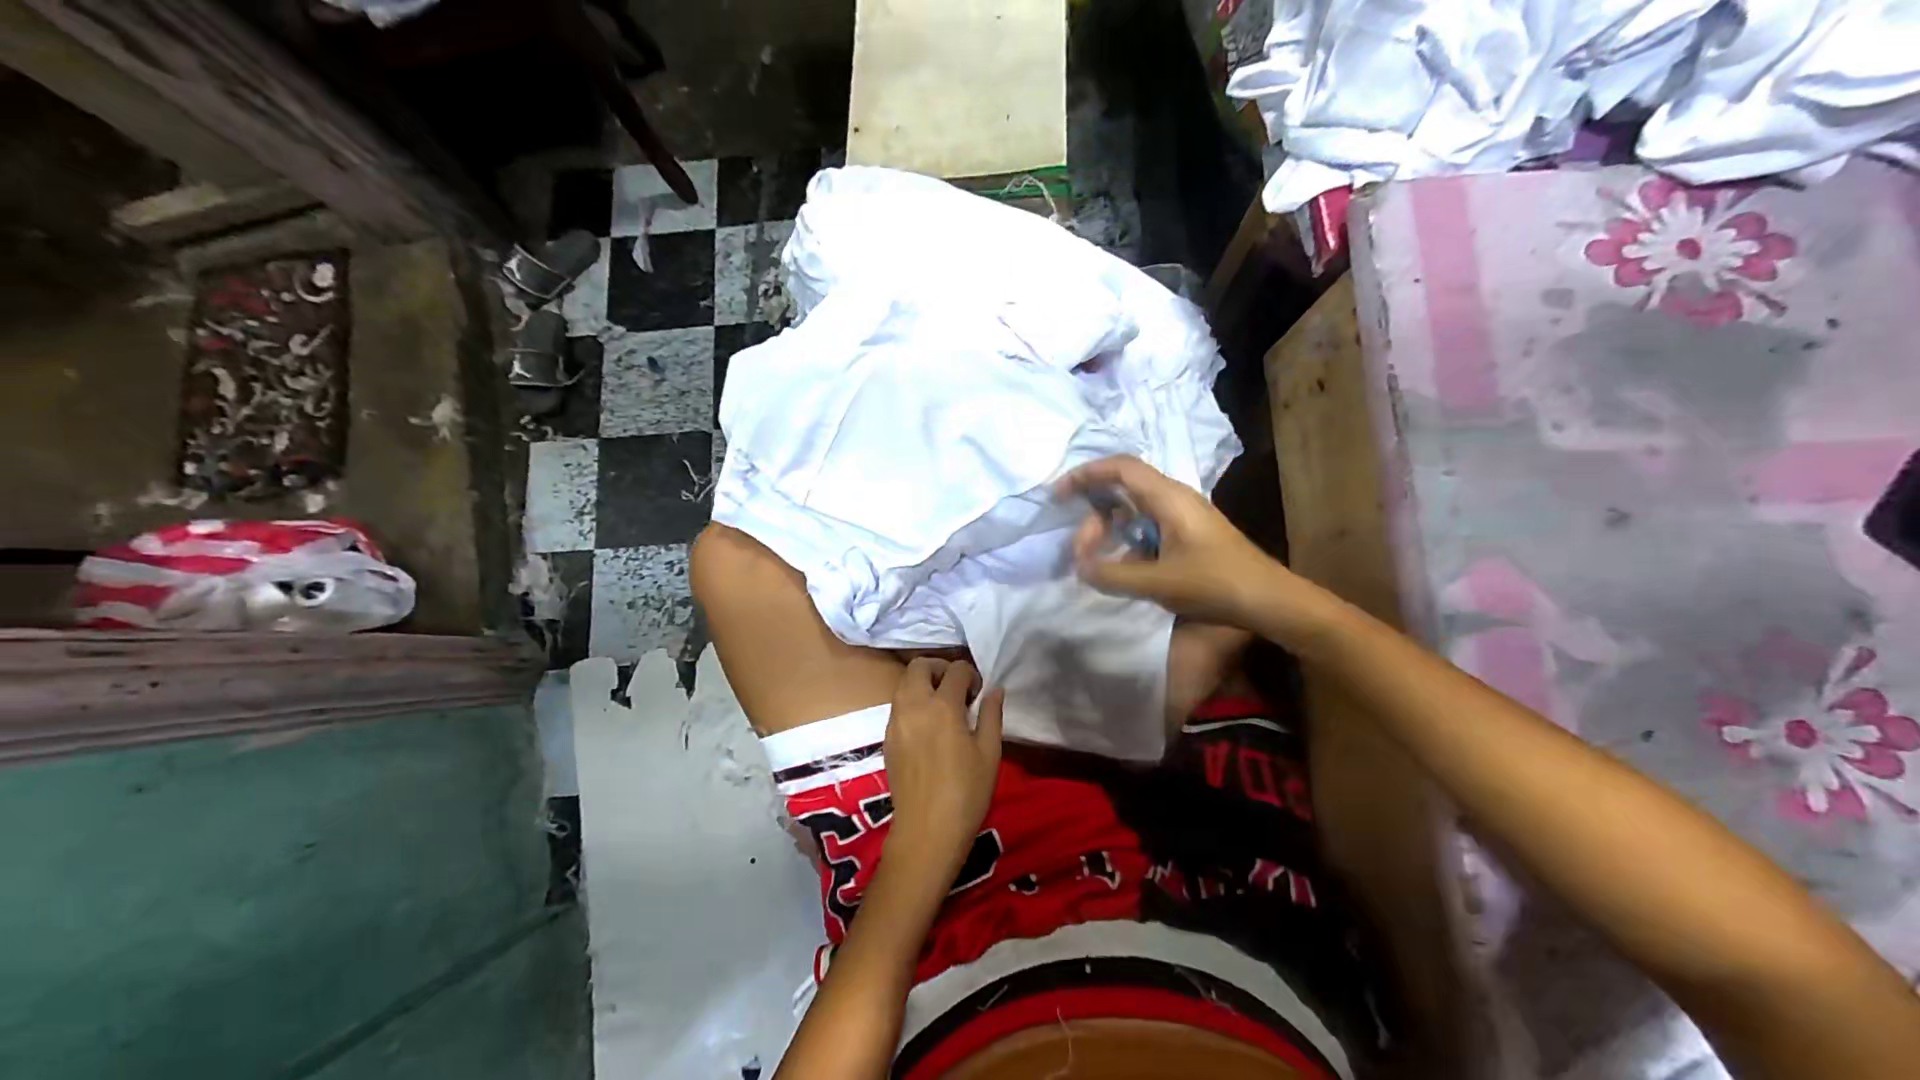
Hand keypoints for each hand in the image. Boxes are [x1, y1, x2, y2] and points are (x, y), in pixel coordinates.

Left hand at [882, 659, 1004, 879]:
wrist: (927, 831)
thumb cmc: (966, 792)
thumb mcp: (989, 753)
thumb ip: (991, 715)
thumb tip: (994, 690)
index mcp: (942, 706)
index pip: (955, 671)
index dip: (971, 675)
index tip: (979, 693)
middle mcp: (913, 706)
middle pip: (919, 666)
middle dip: (939, 668)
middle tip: (957, 688)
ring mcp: (895, 722)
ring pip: (904, 684)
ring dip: (923, 683)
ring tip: (944, 706)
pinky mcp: (887, 738)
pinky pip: (898, 705)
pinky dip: (912, 702)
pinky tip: (928, 726)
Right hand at [1058, 456, 1315, 631]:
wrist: (1271, 600)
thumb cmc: (1216, 584)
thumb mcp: (1158, 583)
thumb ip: (1112, 575)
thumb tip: (1080, 568)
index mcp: (1168, 498)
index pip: (1119, 468)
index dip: (1085, 474)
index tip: (1059, 495)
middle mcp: (1174, 498)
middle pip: (1121, 489)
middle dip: (1093, 516)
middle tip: (1082, 553)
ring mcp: (1182, 516)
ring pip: (1133, 510)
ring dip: (1109, 530)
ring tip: (1096, 562)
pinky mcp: (1188, 535)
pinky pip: (1146, 527)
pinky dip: (1125, 541)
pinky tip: (1121, 569)